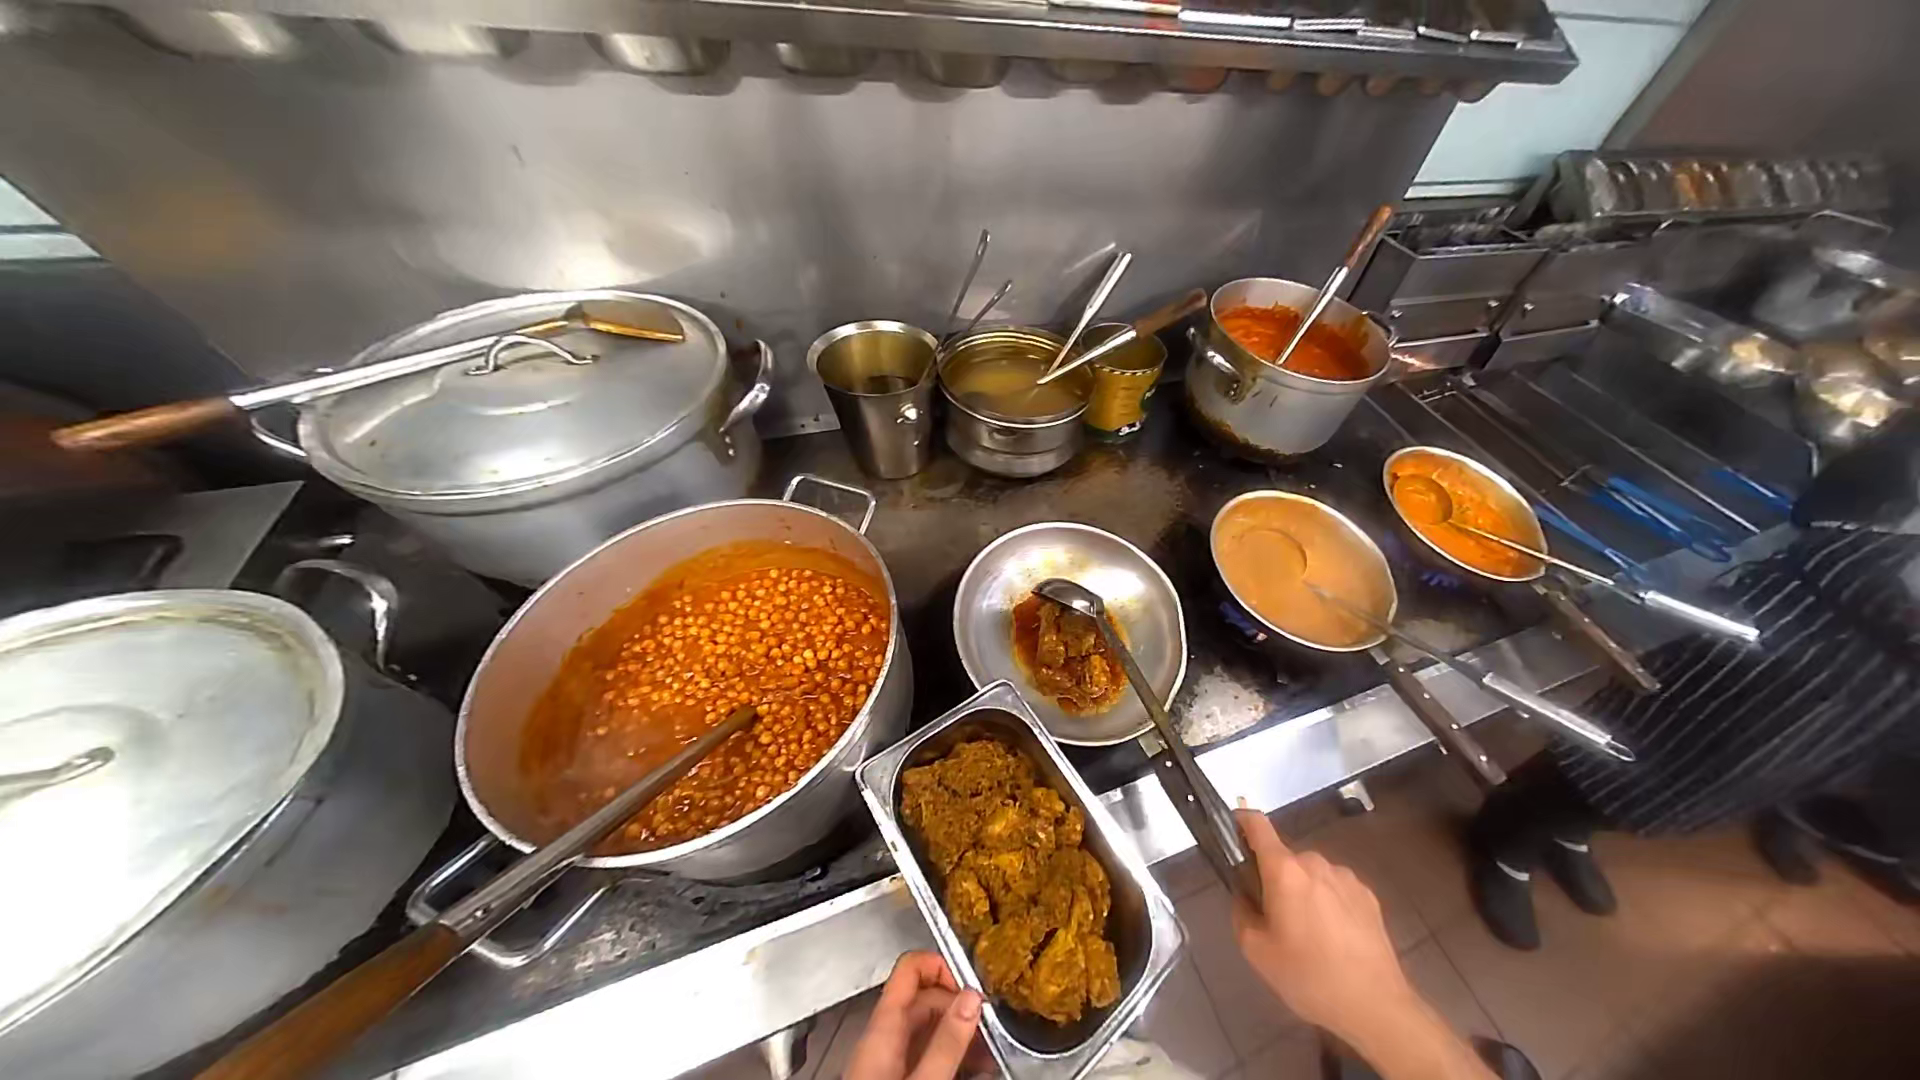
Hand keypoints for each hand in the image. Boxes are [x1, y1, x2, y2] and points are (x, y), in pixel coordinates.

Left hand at [844, 952, 985, 1079]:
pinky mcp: (891, 1076)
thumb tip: (970, 998)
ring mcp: (884, 1059)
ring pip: (925, 1028)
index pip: (911, 967)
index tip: (971, 987)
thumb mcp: (922, 1078)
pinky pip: (922, 1053)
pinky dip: (947, 1055)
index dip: (942, 967)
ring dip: (956, 1033)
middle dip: (958, 1007)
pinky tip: (968, 1068)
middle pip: (923, 998)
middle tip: (986, 1026)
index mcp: (882, 1025)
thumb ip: (946, 1040)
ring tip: (984, 1050)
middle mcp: (881, 1036)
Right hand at [1230, 808, 1414, 1043]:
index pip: (1256, 823)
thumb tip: (1245, 896)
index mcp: (1283, 869)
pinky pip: (1335, 887)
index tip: (1231, 834)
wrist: (1377, 1008)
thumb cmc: (1309, 976)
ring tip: (1309, 931)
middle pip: (1283, 856)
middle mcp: (1315, 862)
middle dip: (1273, 876)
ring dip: (1303, 889)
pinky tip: (1335, 937)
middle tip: (1273, 914)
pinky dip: (1328, 901)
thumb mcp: (1256, 950)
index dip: (1240, 820)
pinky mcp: (1369, 896)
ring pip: (1311, 873)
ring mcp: (1346, 878)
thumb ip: (1240, 912)